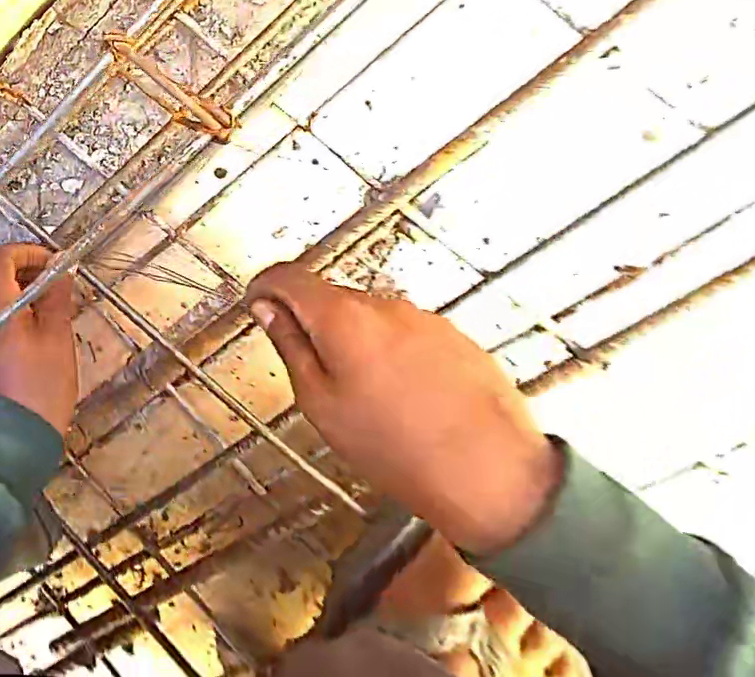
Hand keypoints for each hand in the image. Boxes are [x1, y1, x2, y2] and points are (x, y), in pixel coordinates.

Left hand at [0, 243, 79, 435]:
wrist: (19, 436)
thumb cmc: (41, 383)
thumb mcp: (57, 334)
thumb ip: (56, 296)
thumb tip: (60, 270)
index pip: (1, 257)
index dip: (29, 251)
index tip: (55, 262)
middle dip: (27, 266)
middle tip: (58, 277)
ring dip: (24, 285)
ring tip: (56, 297)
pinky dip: (18, 303)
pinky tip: (43, 318)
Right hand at [246, 262, 559, 552]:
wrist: (497, 479)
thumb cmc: (400, 449)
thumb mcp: (320, 403)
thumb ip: (289, 345)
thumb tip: (267, 309)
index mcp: (341, 317)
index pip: (287, 276)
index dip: (264, 286)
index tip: (257, 301)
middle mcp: (382, 305)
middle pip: (329, 295)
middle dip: (311, 320)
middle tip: (312, 368)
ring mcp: (422, 317)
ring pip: (368, 315)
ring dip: (354, 338)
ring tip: (366, 393)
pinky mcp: (454, 335)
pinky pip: (405, 330)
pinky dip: (391, 350)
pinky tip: (403, 394)